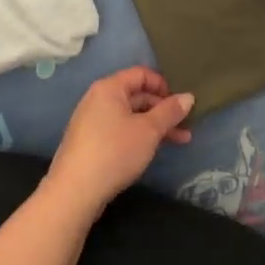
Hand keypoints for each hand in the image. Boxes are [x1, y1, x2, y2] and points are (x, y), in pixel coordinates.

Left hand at [46, 67, 194, 211]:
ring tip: (181, 141)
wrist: (75, 190)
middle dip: (163, 109)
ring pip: (130, 116)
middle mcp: (98, 99)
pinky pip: (120, 130)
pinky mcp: (91, 142)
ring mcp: (92, 121)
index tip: (181, 103)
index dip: (163, 85)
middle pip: (136, 95)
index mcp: (109, 88)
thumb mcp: (149, 130)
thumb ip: (170, 112)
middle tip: (186, 125)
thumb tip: (188, 96)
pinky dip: (139, 135)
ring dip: (155, 125)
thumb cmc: (115, 151)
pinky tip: (153, 149)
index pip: (141, 74)